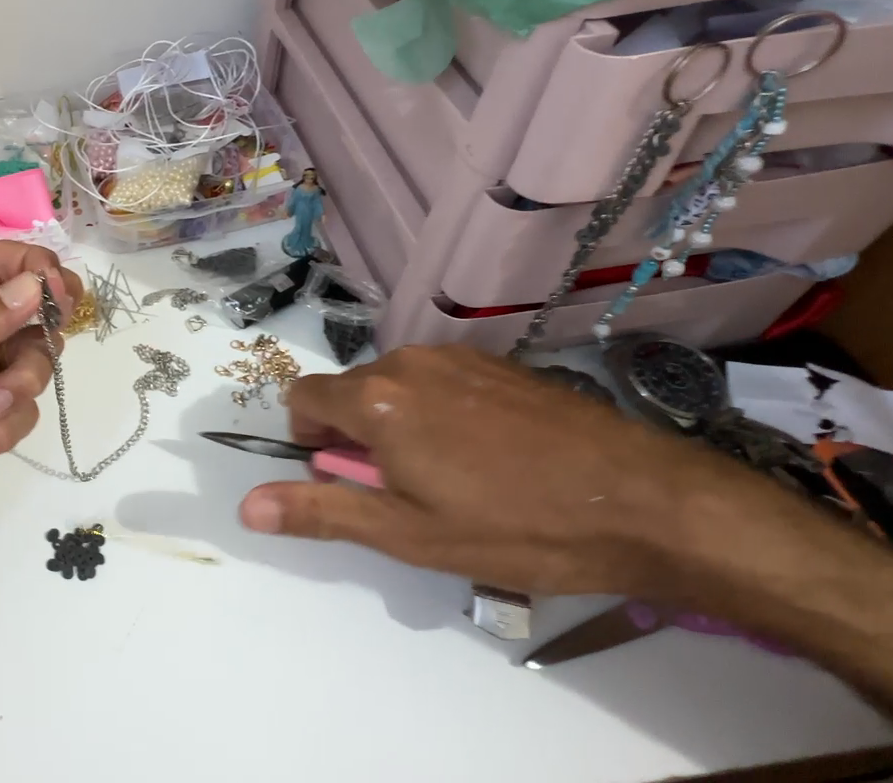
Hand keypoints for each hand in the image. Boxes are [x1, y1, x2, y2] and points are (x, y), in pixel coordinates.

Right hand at [237, 345, 777, 597]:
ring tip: (452, 478)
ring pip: (396, 386)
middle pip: (350, 390)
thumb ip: (320, 510)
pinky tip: (490, 457)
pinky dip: (439, 413)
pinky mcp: (500, 365)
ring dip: (398, 424)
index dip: (308, 436)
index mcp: (377, 398)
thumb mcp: (406, 533)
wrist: (646, 502)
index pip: (304, 395)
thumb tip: (247, 505)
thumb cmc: (514, 526)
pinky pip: (441, 382)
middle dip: (356, 435)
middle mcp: (410, 362)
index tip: (343, 477)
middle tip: (404, 491)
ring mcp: (460, 359)